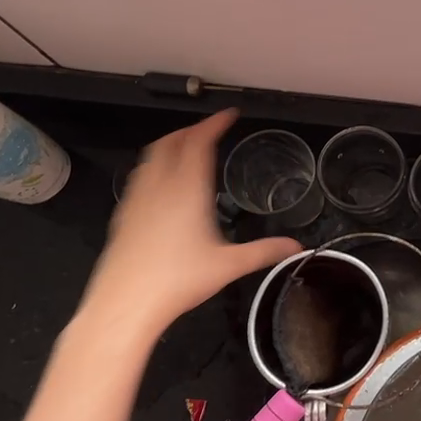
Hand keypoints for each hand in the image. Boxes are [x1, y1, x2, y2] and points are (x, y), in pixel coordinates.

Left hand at [80, 110, 299, 332]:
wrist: (124, 304)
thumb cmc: (178, 280)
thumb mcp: (229, 266)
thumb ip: (265, 251)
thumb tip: (296, 246)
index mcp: (186, 190)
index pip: (198, 143)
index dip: (213, 124)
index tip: (228, 116)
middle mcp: (158, 188)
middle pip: (170, 143)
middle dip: (190, 130)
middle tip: (209, 130)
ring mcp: (137, 201)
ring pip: (149, 158)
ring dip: (169, 145)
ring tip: (186, 149)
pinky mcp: (123, 217)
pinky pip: (139, 178)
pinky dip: (154, 167)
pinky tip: (162, 185)